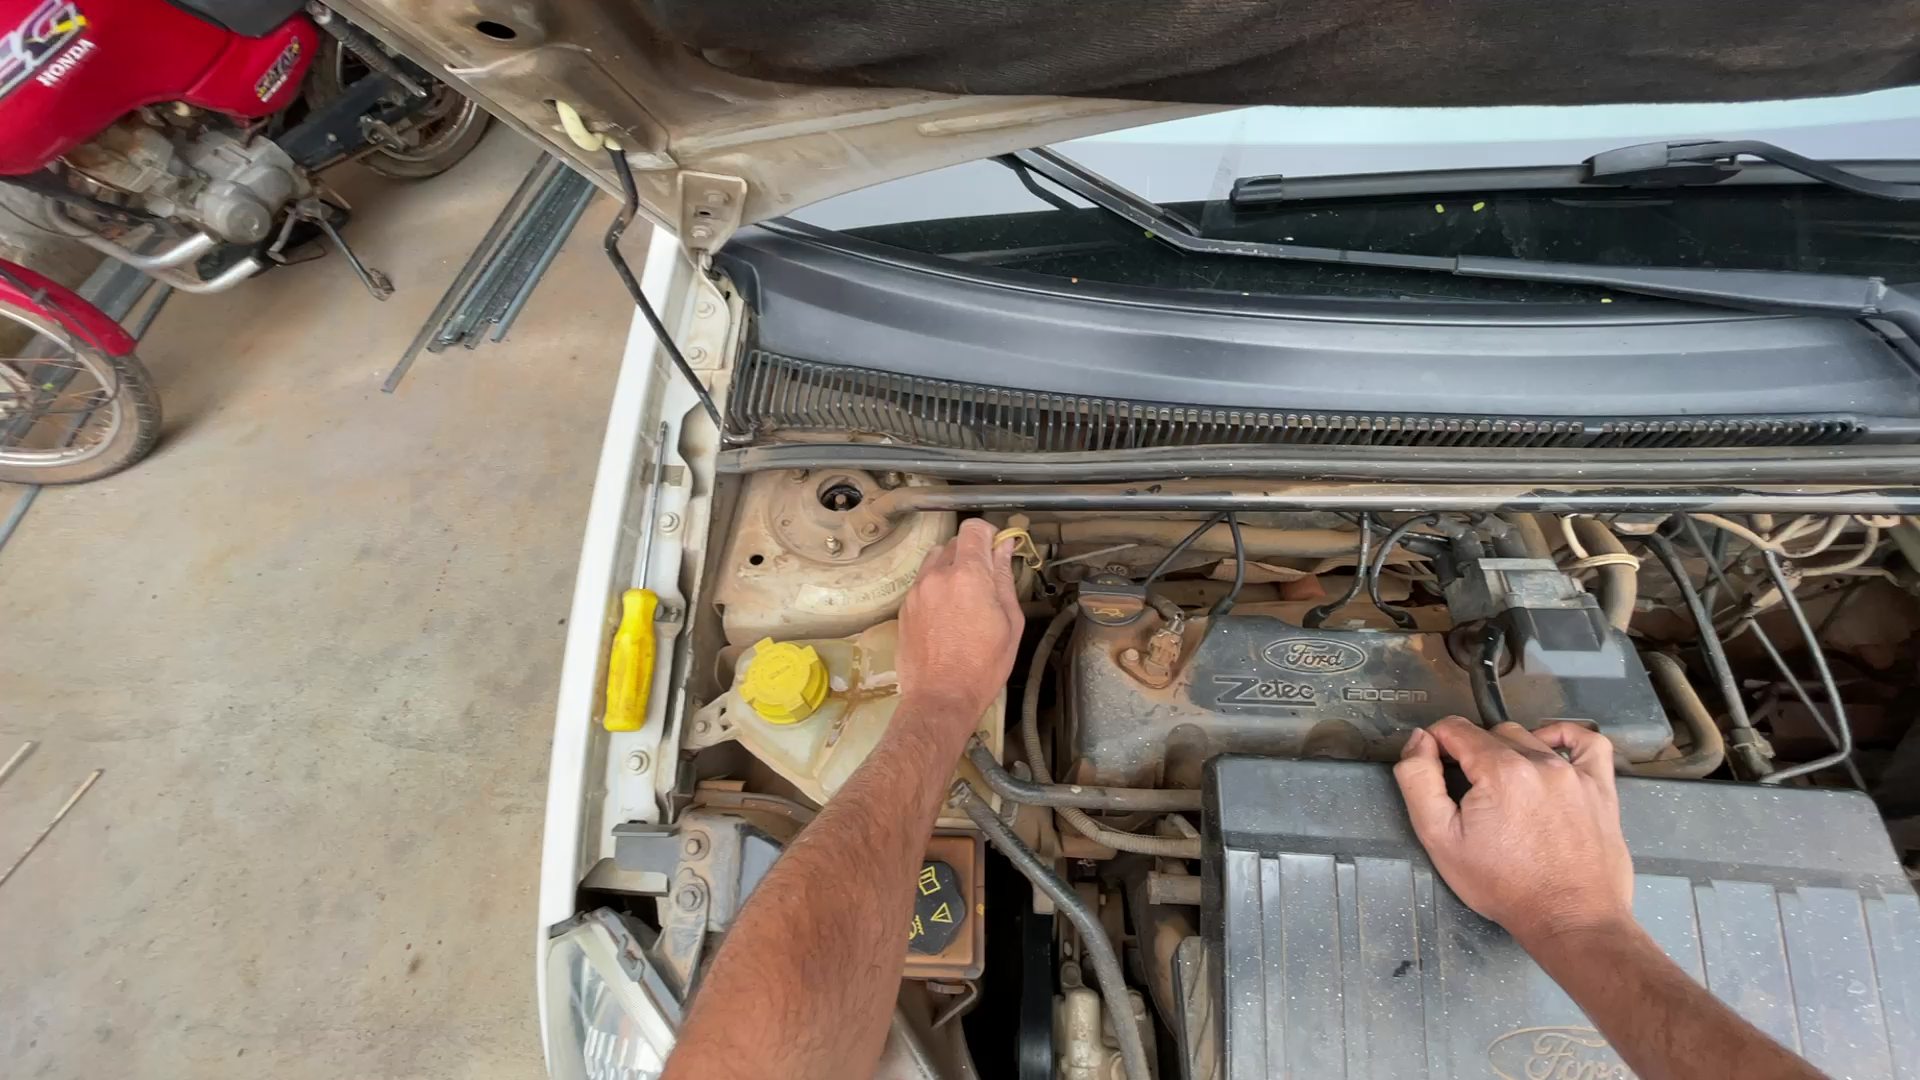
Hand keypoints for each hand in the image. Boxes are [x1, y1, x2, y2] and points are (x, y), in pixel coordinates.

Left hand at [895, 518, 1022, 737]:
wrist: (940, 698)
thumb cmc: (982, 666)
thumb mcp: (1009, 622)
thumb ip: (1005, 578)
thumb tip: (1004, 549)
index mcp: (968, 575)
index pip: (974, 529)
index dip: (989, 535)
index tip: (997, 550)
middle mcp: (938, 575)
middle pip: (956, 542)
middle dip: (972, 554)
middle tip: (986, 582)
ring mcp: (917, 590)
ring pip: (936, 560)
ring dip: (951, 568)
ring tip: (964, 598)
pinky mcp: (905, 606)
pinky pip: (923, 582)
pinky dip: (936, 587)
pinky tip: (947, 614)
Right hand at [1393, 716, 1634, 945]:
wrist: (1571, 923)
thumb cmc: (1500, 883)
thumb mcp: (1436, 835)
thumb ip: (1417, 778)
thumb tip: (1421, 739)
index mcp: (1499, 770)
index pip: (1454, 729)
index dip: (1435, 745)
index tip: (1436, 774)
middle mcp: (1540, 762)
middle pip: (1489, 733)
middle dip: (1469, 751)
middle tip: (1466, 790)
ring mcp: (1577, 775)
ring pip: (1528, 738)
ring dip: (1506, 751)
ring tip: (1501, 786)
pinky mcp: (1603, 791)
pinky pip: (1590, 744)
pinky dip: (1564, 737)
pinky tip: (1548, 749)